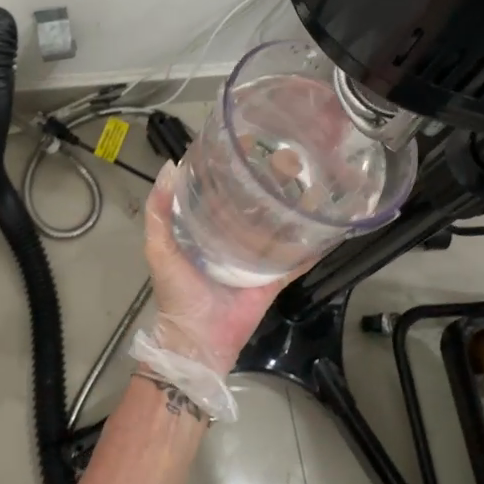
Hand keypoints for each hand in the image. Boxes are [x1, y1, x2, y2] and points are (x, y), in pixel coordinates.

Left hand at [141, 160, 310, 374]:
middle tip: (288, 158)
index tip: (248, 142)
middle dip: (267, 184)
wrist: (197, 342)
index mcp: (203, 229)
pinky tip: (325, 226)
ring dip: (290, 209)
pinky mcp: (273, 279)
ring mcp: (254, 259)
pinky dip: (310, 246)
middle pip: (252, 206)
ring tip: (310, 180)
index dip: (232, 169)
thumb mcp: (158, 248)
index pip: (220, 192)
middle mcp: (231, 239)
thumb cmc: (177, 293)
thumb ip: (158, 210)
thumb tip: (171, 166)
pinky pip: (295, 261)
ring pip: (276, 228)